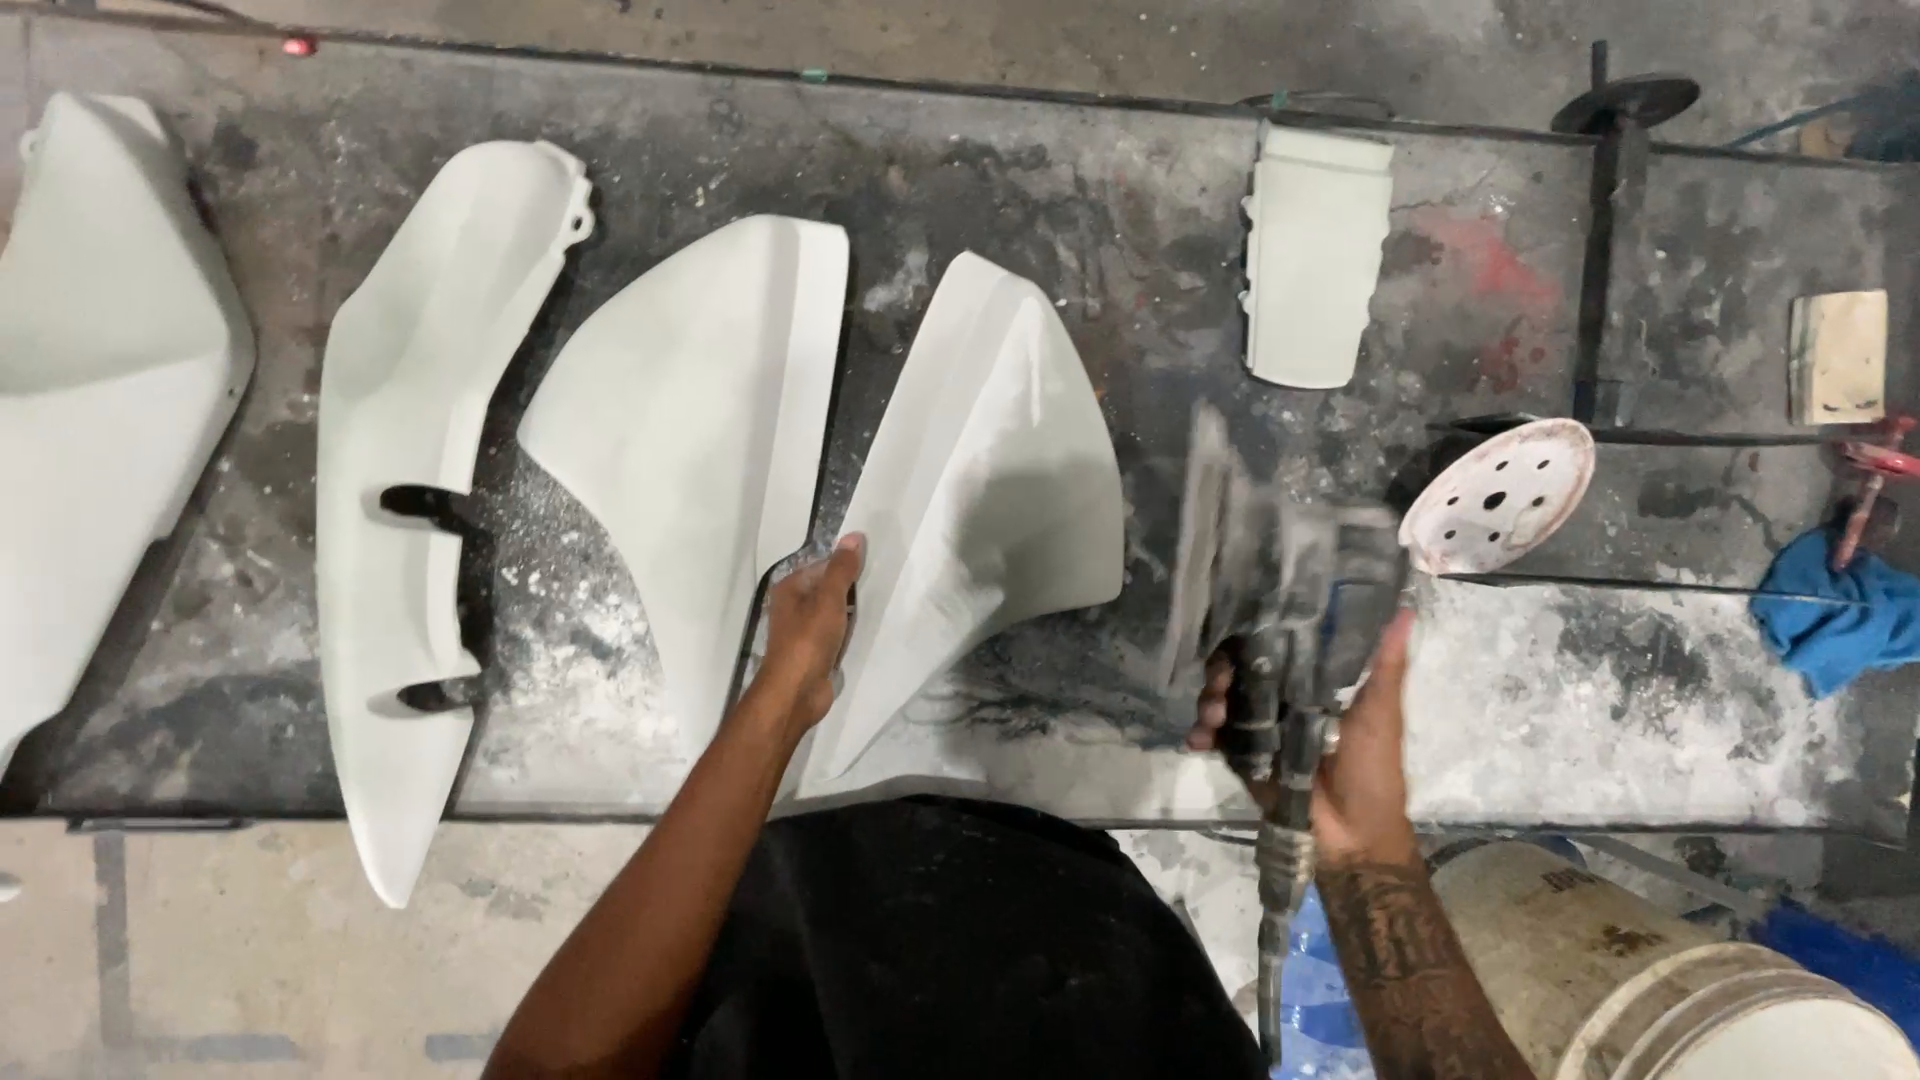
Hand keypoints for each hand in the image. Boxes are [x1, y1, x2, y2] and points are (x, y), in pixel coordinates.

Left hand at [752, 532, 863, 735]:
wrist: (796, 692)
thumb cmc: (808, 640)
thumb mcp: (829, 599)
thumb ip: (842, 568)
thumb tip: (854, 536)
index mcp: (791, 587)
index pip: (824, 565)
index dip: (847, 567)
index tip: (873, 570)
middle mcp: (794, 606)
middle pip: (830, 588)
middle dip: (852, 592)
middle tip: (877, 590)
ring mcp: (804, 630)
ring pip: (835, 612)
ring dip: (852, 614)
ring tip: (874, 611)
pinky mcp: (815, 651)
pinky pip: (837, 633)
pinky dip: (849, 633)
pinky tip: (863, 634)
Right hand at [1187, 609, 1418, 867]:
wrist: (1353, 838)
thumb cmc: (1372, 771)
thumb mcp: (1382, 714)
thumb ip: (1385, 666)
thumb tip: (1405, 609)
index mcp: (1310, 685)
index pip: (1272, 650)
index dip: (1251, 640)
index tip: (1238, 637)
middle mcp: (1279, 700)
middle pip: (1238, 673)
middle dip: (1220, 674)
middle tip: (1219, 684)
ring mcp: (1257, 729)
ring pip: (1220, 701)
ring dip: (1208, 702)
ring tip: (1212, 717)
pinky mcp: (1241, 756)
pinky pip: (1213, 737)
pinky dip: (1200, 735)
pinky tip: (1198, 740)